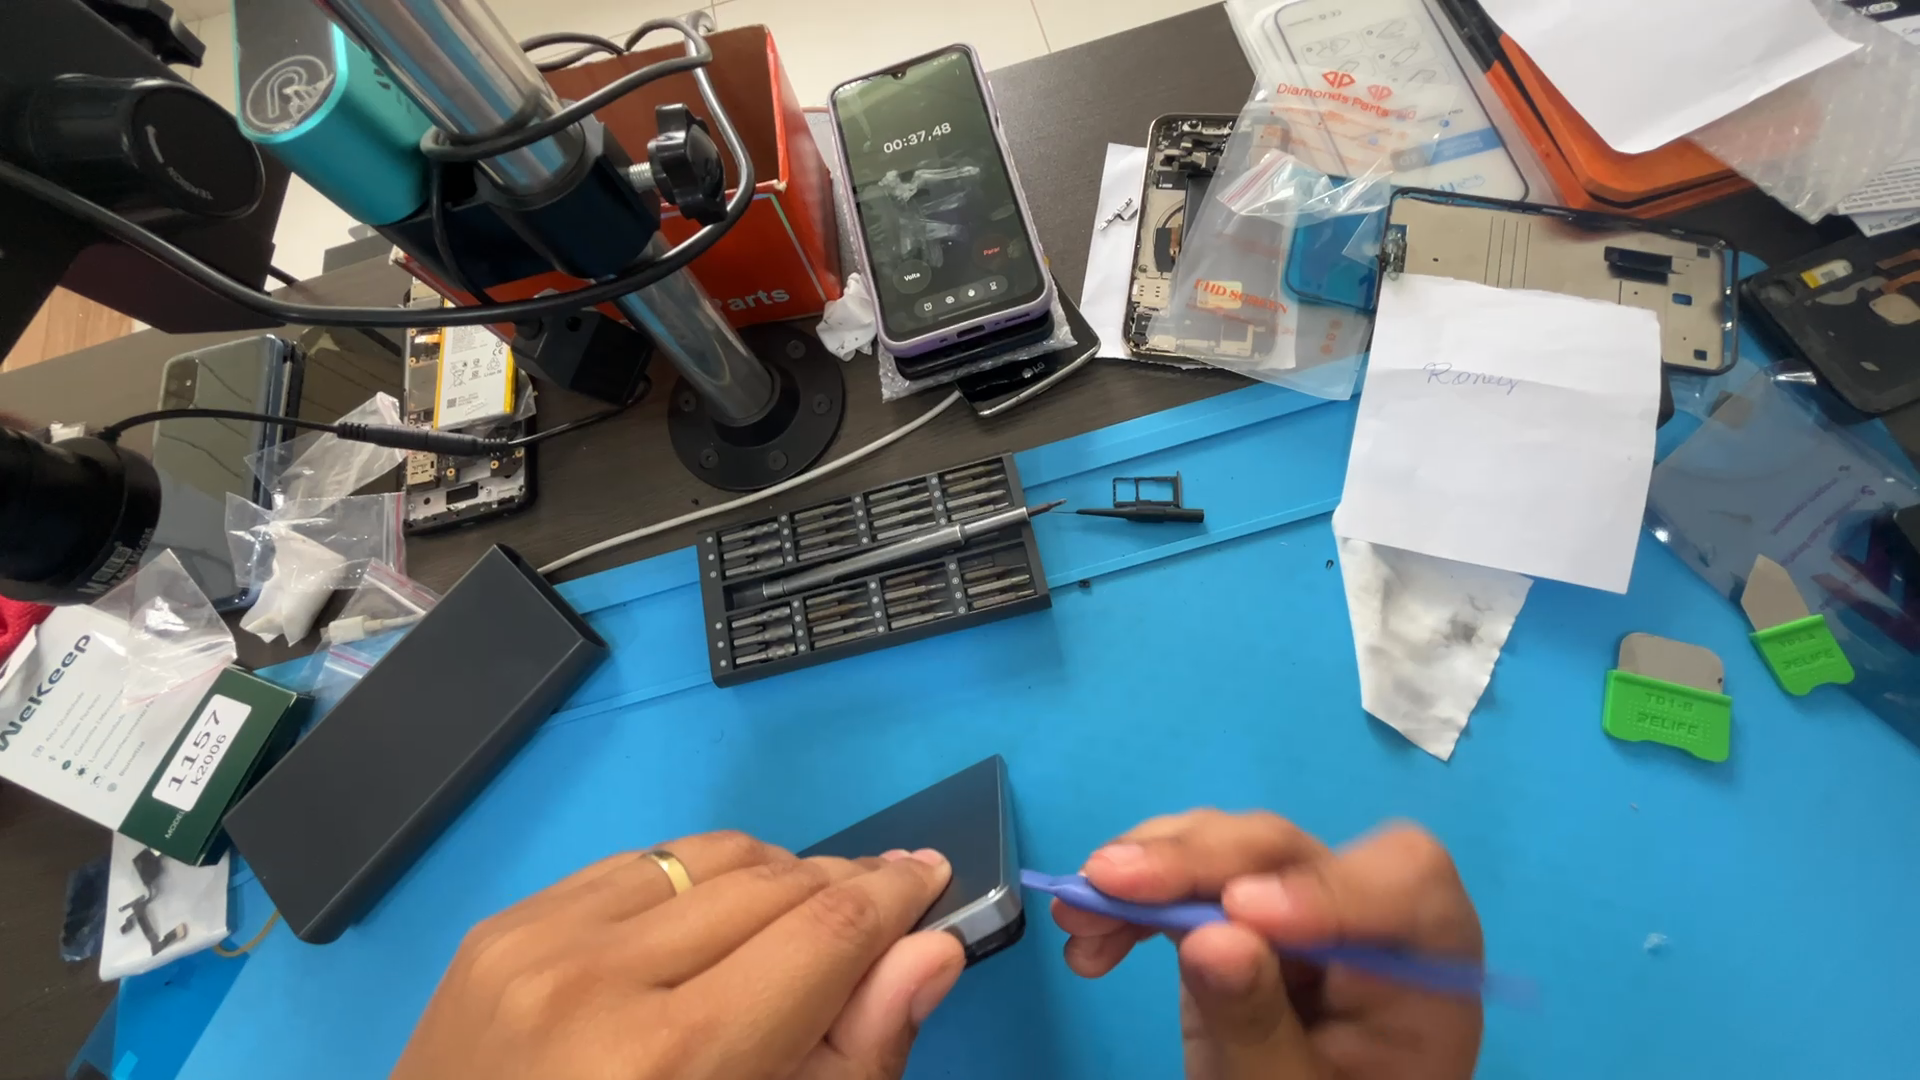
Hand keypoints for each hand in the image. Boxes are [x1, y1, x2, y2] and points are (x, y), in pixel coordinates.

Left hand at [392, 831, 965, 1079]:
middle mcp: (596, 980)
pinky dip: (703, 882)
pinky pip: (649, 862)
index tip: (930, 873)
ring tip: (796, 921)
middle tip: (882, 903)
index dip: (892, 895)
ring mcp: (538, 941)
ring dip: (777, 876)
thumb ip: (857, 1054)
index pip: (821, 933)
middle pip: (774, 883)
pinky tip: (710, 925)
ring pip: (716, 855)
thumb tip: (931, 948)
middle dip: (844, 885)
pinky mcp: (505, 925)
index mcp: (667, 1065)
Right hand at [1053, 810, 1481, 1079]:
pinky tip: (1084, 933)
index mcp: (1415, 981)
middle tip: (1110, 879)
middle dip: (1194, 860)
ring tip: (1077, 908)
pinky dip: (1128, 898)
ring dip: (1144, 869)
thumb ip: (1256, 1028)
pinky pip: (1182, 881)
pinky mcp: (1230, 915)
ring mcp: (1287, 914)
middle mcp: (1355, 927)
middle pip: (1288, 852)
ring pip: (1224, 850)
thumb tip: (1210, 937)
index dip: (1329, 883)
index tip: (1243, 912)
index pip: (1408, 887)